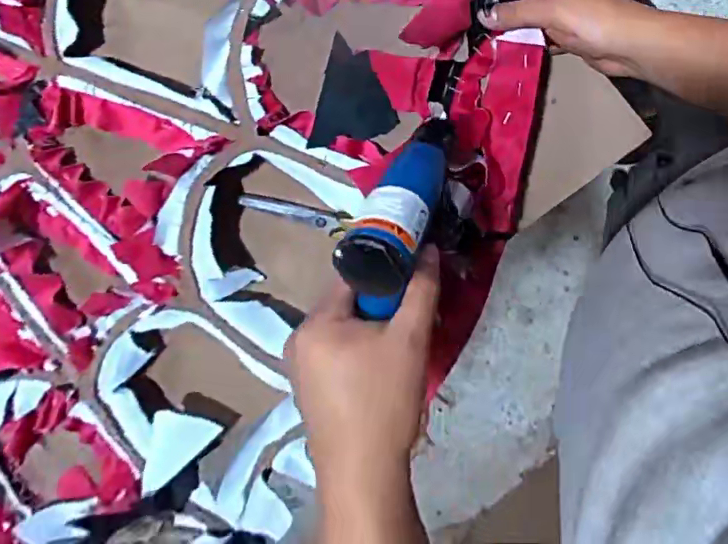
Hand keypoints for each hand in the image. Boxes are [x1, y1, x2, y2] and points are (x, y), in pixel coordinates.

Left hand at [287, 249, 438, 528]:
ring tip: (405, 342)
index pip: (353, 276)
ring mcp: (301, 369)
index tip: (414, 274)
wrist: (365, 477)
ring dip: (376, 328)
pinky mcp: (310, 392)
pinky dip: (363, 351)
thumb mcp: (411, 337)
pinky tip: (387, 367)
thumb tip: (429, 250)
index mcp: (314, 322)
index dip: (386, 270)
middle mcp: (299, 341)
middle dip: (383, 304)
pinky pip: (339, 353)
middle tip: (413, 314)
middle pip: (349, 302)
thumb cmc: (384, 400)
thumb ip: (421, 288)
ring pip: (346, 329)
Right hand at [484, 0, 657, 76]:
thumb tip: (483, 14)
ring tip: (487, 35)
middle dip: (509, 11)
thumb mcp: (547, 10)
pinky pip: (547, 38)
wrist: (626, 46)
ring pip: (537, 22)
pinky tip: (511, 49)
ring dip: (520, 30)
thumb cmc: (588, 17)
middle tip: (478, 19)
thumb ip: (515, 12)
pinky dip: (534, 44)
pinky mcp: (573, 38)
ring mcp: (569, 16)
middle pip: (530, 0)